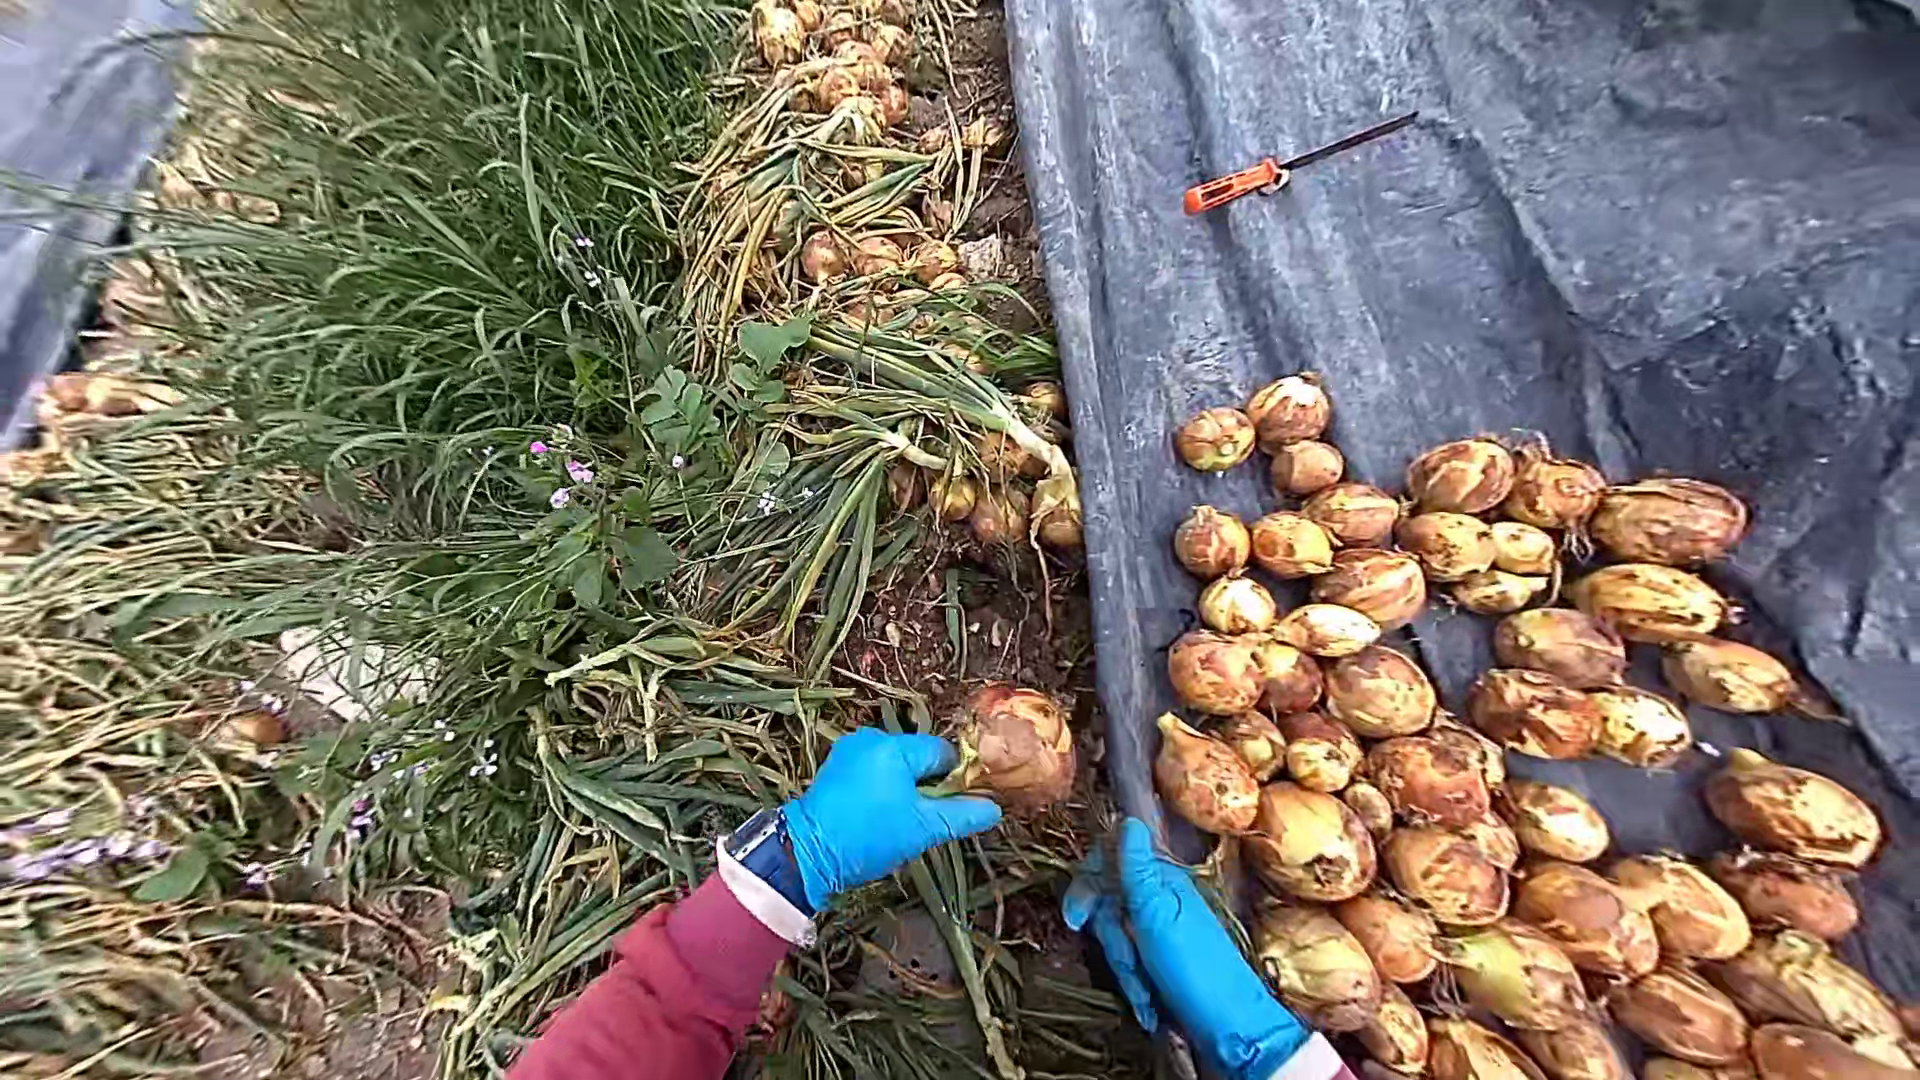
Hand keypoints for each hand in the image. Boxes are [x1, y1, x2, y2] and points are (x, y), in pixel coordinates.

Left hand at [784, 728, 1002, 909]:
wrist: (807, 854)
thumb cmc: (869, 836)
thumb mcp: (922, 829)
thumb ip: (961, 814)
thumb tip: (993, 808)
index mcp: (895, 746)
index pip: (942, 752)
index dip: (954, 778)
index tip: (955, 804)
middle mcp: (873, 738)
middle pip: (919, 756)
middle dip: (928, 784)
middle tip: (925, 817)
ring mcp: (852, 749)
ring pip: (897, 763)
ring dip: (906, 786)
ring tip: (900, 819)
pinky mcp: (837, 764)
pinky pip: (875, 768)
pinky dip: (884, 785)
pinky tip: (879, 812)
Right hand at [1063, 818, 1308, 1079]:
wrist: (1234, 1034)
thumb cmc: (1196, 969)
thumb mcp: (1157, 914)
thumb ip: (1136, 867)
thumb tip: (1126, 819)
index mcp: (1158, 877)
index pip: (1107, 859)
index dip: (1087, 884)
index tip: (1077, 915)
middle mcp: (1156, 896)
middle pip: (1107, 901)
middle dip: (1111, 937)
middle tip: (1127, 959)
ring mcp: (1158, 929)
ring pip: (1115, 935)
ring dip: (1125, 967)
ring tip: (1145, 993)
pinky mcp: (1158, 960)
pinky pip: (1130, 962)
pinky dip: (1135, 985)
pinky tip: (1148, 1004)